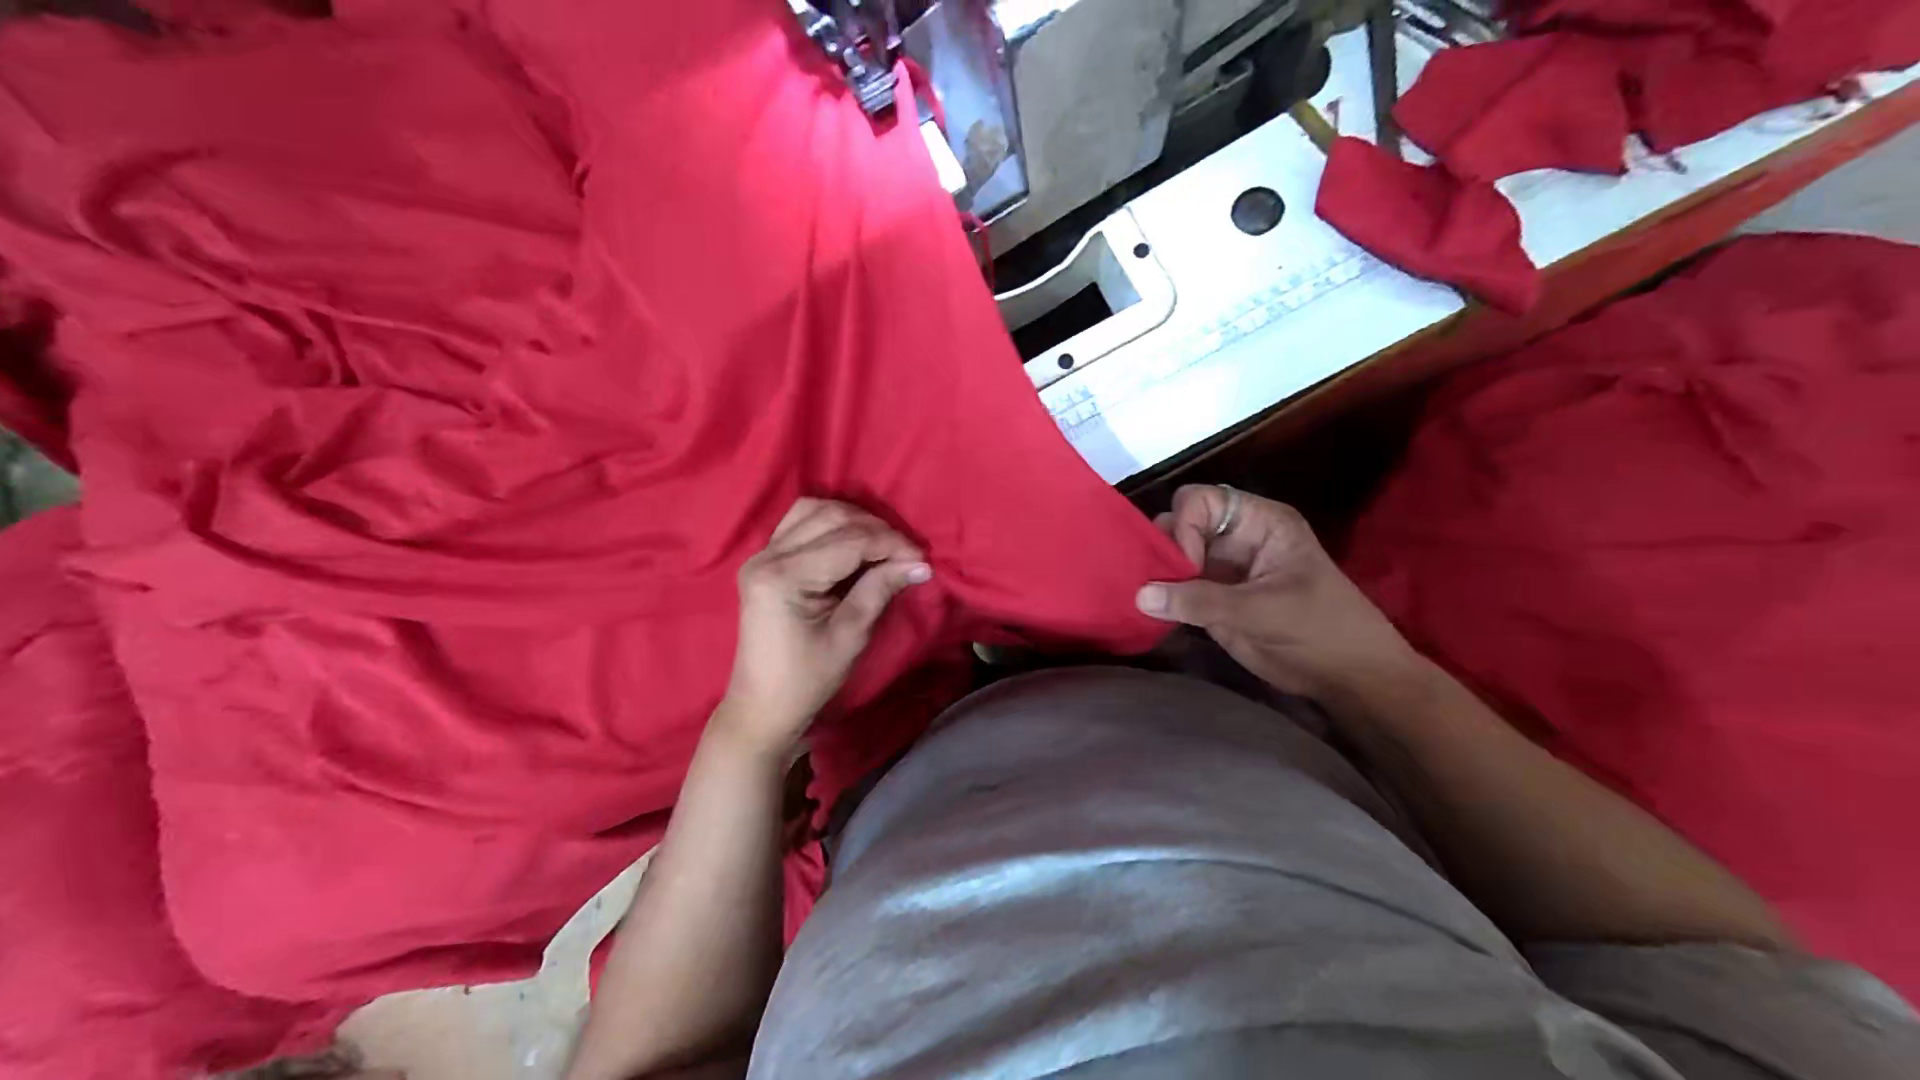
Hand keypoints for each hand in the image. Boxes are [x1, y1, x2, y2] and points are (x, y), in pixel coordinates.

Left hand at [719, 498, 931, 752]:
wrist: (763, 704)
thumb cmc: (808, 679)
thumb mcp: (850, 635)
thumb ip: (880, 589)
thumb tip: (919, 562)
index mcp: (784, 578)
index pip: (848, 541)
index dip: (890, 543)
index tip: (922, 557)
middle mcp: (767, 556)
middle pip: (831, 517)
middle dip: (876, 529)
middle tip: (906, 553)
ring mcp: (761, 554)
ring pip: (814, 509)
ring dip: (853, 520)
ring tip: (882, 545)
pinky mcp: (765, 559)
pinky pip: (800, 522)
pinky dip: (831, 523)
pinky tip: (853, 542)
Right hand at [1136, 485, 1422, 700]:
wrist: (1350, 679)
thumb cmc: (1321, 631)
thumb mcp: (1264, 612)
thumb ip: (1201, 601)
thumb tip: (1140, 595)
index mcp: (1259, 522)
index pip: (1201, 502)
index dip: (1185, 527)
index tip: (1187, 566)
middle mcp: (1235, 537)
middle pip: (1180, 524)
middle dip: (1163, 548)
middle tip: (1151, 582)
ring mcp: (1221, 568)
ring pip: (1172, 556)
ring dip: (1155, 573)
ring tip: (1142, 597)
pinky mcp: (1211, 599)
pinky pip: (1175, 588)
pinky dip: (1158, 597)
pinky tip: (1146, 609)